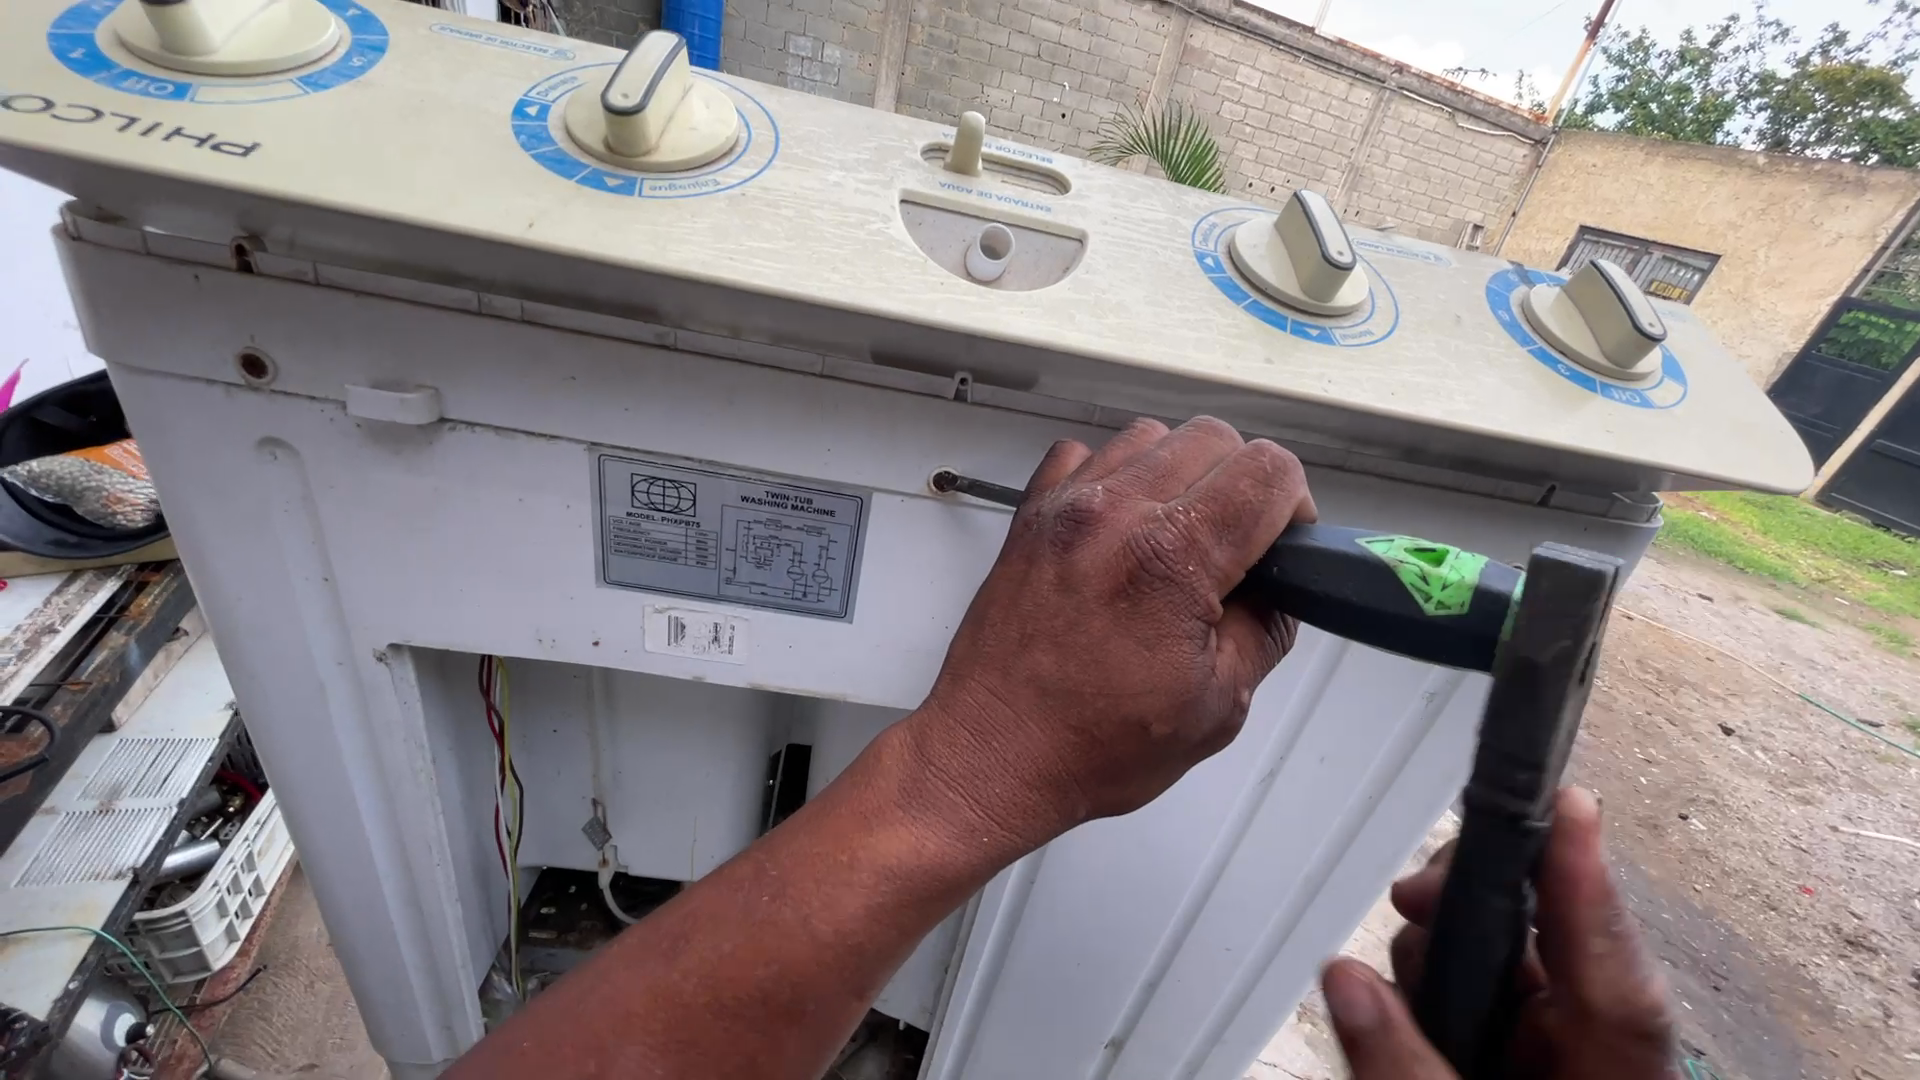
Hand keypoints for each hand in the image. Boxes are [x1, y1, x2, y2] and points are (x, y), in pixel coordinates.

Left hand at [902, 416, 1315, 852]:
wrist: (995, 749)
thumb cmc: (1090, 743)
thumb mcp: (1218, 705)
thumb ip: (1266, 626)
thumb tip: (1279, 585)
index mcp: (1172, 556)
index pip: (1267, 470)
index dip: (1293, 504)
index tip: (1281, 541)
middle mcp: (1115, 512)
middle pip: (1213, 437)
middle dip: (1241, 483)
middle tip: (1234, 544)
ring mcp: (1065, 507)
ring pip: (1149, 436)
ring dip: (1178, 473)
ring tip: (1174, 535)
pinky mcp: (1030, 517)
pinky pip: (1082, 456)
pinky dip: (1111, 475)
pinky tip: (1117, 526)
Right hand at [1322, 787, 1678, 1079]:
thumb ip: (1402, 1072)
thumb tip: (1345, 977)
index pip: (1614, 986)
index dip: (1592, 893)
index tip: (1569, 807)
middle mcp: (1587, 1054)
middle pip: (1542, 940)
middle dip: (1467, 903)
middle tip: (1405, 899)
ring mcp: (1548, 1044)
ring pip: (1493, 953)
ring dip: (1433, 948)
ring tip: (1394, 1002)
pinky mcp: (1510, 1041)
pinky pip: (1468, 978)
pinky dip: (1426, 973)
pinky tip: (1398, 1004)